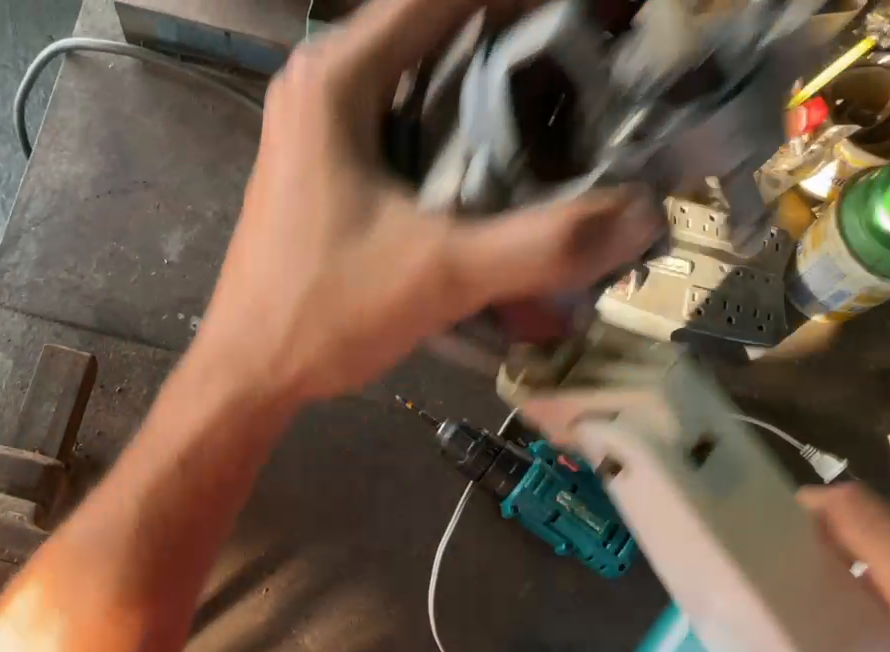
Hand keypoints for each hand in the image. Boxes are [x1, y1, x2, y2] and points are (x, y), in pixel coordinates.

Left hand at [194, 0, 663, 404]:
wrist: (246, 375)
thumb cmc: (322, 314)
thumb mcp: (440, 275)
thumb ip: (544, 244)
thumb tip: (643, 215)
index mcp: (339, 80)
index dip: (525, 0)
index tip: (595, 18)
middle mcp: (323, 86)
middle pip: (437, 32)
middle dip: (516, 45)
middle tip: (590, 76)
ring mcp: (318, 130)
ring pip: (420, 83)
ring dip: (487, 94)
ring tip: (561, 118)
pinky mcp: (323, 172)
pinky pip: (403, 128)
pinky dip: (453, 138)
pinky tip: (500, 172)